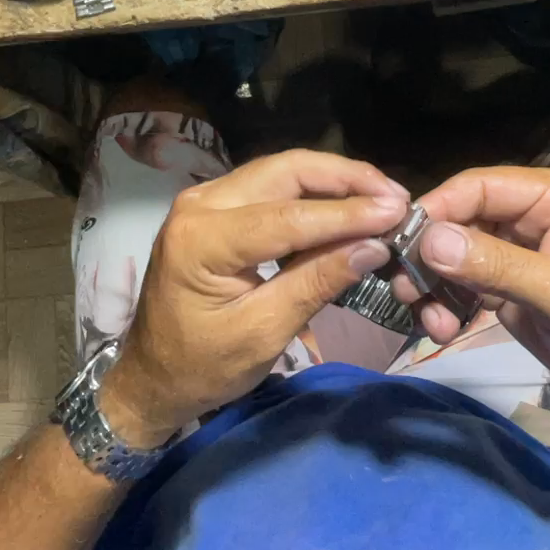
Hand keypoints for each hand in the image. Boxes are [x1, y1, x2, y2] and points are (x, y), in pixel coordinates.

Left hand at [99, 150, 409, 447]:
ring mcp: (203, 200)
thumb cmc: (202, 366)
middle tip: (396, 197)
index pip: (288, 216)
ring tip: (381, 198)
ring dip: (332, 181)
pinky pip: (269, 187)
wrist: (151, 377)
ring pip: (280, 172)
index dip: (348, 213)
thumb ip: (317, 282)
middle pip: (284, 171)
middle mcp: (199, 204)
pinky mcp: (213, 208)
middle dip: (346, 179)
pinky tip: (344, 206)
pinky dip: (311, 193)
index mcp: (201, 239)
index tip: (398, 212)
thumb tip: (374, 245)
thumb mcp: (263, 332)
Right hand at [393, 166, 549, 389]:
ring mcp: (511, 252)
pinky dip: (442, 305)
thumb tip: (431, 241)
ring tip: (430, 322)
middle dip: (428, 255)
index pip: (480, 186)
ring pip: (450, 254)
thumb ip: (499, 265)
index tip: (401, 242)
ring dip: (431, 286)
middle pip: (457, 219)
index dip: (438, 208)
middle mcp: (526, 216)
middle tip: (405, 289)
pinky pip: (457, 285)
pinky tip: (442, 329)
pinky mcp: (501, 287)